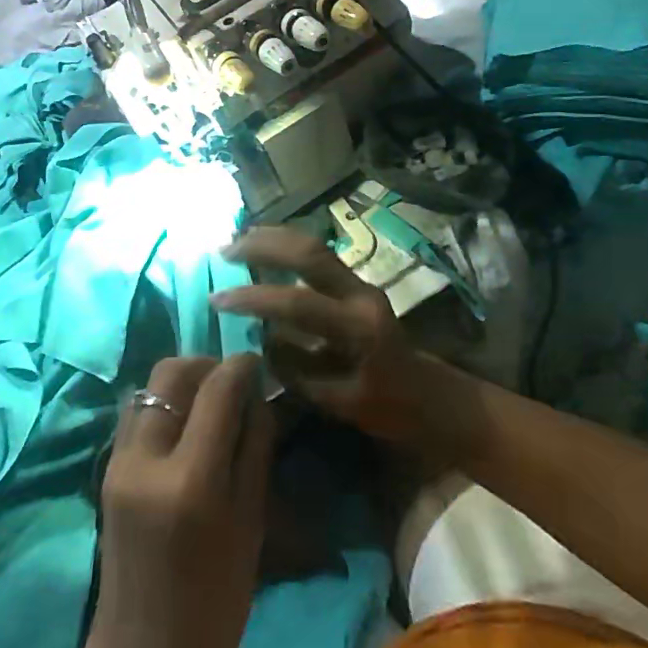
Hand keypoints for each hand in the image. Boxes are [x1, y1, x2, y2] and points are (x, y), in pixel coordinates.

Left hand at [84, 355, 275, 647]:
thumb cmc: (216, 596)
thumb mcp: (251, 521)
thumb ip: (254, 449)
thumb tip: (257, 394)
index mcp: (190, 480)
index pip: (216, 390)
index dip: (241, 366)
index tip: (257, 362)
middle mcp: (145, 460)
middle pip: (171, 373)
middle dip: (206, 364)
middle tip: (232, 380)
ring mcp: (117, 463)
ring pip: (147, 388)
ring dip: (181, 382)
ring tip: (209, 401)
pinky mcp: (105, 471)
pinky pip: (135, 415)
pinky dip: (162, 404)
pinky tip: (184, 425)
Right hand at [211, 228, 426, 443]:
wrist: (429, 395)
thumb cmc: (387, 408)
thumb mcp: (336, 402)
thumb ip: (295, 370)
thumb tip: (258, 338)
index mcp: (358, 328)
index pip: (298, 304)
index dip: (254, 299)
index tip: (218, 300)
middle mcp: (360, 295)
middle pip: (309, 254)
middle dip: (264, 247)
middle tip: (224, 250)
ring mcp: (361, 284)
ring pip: (314, 246)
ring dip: (274, 238)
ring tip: (237, 239)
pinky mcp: (356, 284)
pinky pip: (318, 257)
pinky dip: (287, 247)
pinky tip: (263, 248)